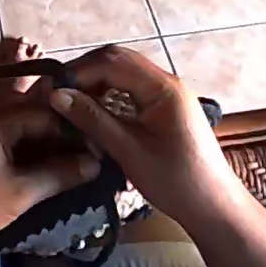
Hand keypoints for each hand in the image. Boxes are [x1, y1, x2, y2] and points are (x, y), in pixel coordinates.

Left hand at [0, 104, 99, 249]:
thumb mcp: (19, 192)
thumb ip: (58, 175)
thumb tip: (95, 164)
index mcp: (1, 118)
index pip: (50, 113)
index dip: (77, 131)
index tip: (101, 149)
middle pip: (41, 117)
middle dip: (67, 136)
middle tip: (95, 156)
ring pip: (30, 130)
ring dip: (53, 145)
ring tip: (81, 163)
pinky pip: (17, 140)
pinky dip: (36, 152)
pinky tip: (54, 169)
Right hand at [43, 45, 245, 227]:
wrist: (214, 206)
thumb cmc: (176, 181)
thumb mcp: (130, 151)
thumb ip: (93, 120)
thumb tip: (57, 96)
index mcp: (162, 86)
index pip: (112, 61)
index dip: (78, 71)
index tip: (51, 90)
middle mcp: (165, 80)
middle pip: (116, 60)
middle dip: (83, 73)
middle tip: (55, 93)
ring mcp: (166, 91)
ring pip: (122, 72)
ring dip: (94, 82)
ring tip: (68, 103)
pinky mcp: (163, 105)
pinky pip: (129, 88)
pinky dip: (107, 94)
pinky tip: (91, 112)